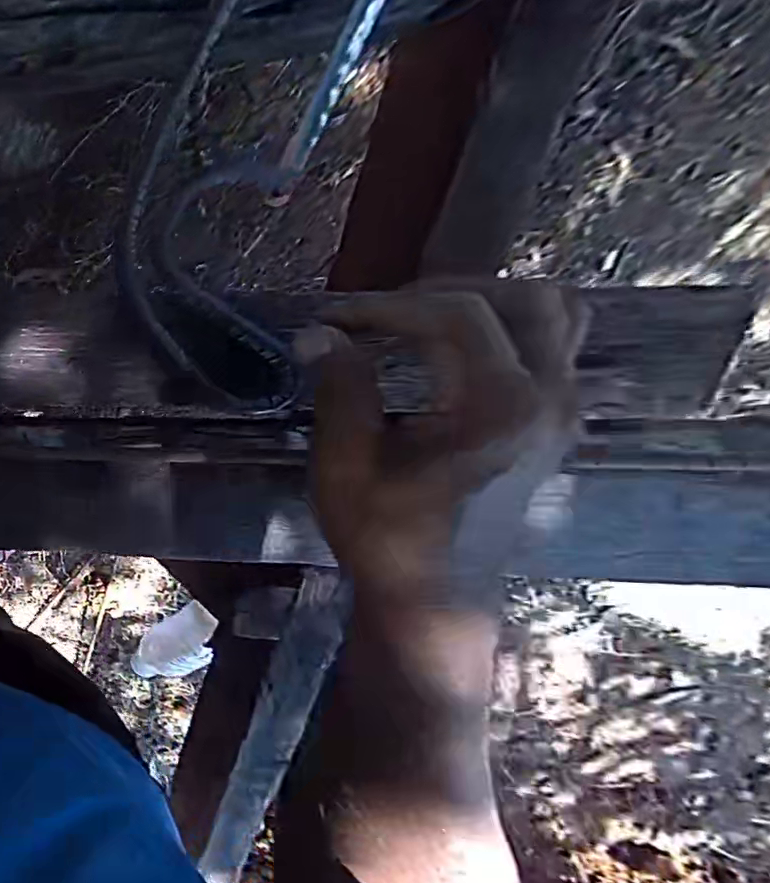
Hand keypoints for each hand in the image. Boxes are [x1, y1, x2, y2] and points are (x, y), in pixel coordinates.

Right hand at [304, 280, 583, 609]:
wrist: (432, 589)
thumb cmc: (380, 531)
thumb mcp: (344, 463)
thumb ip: (340, 391)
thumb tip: (318, 334)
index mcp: (497, 405)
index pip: (453, 318)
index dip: (383, 307)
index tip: (328, 318)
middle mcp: (550, 395)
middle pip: (517, 299)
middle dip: (435, 294)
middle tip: (372, 314)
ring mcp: (564, 406)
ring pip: (551, 313)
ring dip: (480, 302)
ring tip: (413, 319)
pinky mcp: (557, 418)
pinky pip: (551, 343)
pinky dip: (502, 326)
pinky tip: (448, 349)